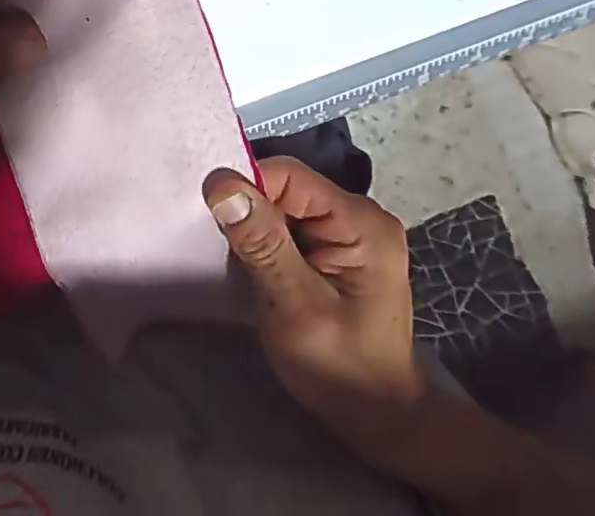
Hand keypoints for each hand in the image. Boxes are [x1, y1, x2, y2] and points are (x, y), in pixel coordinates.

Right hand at [204, 157, 427, 444]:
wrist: (377, 417)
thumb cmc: (339, 368)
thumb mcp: (295, 307)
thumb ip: (262, 243)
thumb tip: (221, 184)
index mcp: (361, 223)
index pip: (287, 177)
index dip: (246, 190)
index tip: (216, 222)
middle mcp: (358, 215)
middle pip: (283, 187)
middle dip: (248, 211)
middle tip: (228, 250)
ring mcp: (348, 229)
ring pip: (280, 204)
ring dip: (253, 227)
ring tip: (240, 260)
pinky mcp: (333, 245)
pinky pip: (287, 222)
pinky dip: (263, 239)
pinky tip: (256, 265)